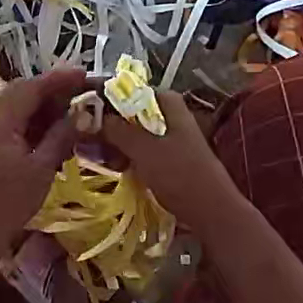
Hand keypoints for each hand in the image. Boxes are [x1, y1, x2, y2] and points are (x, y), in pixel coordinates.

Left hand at [0, 68, 85, 243]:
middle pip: (22, 93)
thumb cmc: (10, 200)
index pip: (32, 88)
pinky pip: (13, 124)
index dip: (59, 79)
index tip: (84, 74)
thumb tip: (81, 114)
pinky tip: (53, 135)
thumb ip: (61, 137)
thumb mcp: (42, 168)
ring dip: (43, 107)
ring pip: (17, 108)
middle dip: (51, 91)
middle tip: (79, 94)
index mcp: (2, 121)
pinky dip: (34, 123)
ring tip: (71, 115)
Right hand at [101, 88, 237, 223]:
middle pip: (135, 113)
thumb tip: (97, 117)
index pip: (136, 91)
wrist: (211, 211)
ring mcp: (174, 141)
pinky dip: (130, 157)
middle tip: (93, 138)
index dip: (112, 98)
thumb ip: (119, 130)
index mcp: (170, 106)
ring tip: (104, 157)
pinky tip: (119, 169)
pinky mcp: (173, 161)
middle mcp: (173, 118)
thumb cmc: (179, 174)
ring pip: (138, 134)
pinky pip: (145, 153)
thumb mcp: (144, 149)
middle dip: (113, 125)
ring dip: (120, 144)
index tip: (91, 111)